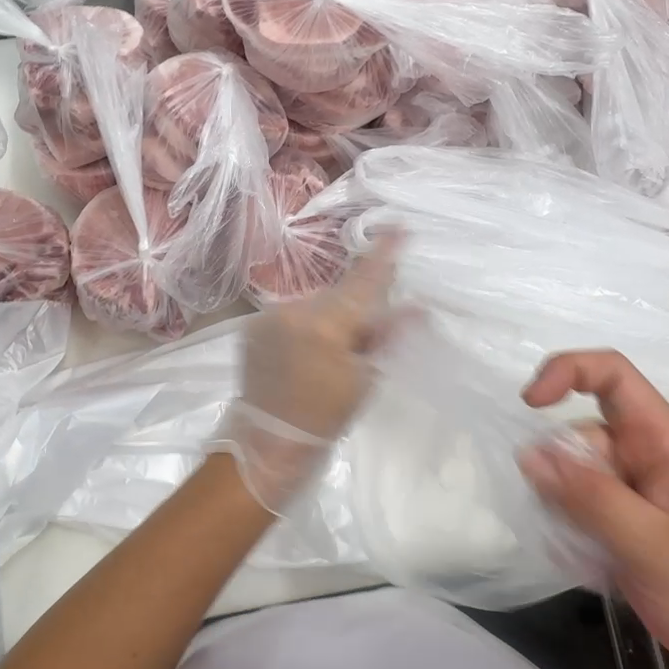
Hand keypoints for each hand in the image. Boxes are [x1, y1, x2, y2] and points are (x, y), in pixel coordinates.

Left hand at [211, 231, 401, 511]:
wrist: (268, 441)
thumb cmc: (324, 416)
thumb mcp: (364, 379)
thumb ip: (387, 336)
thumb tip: (416, 306)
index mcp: (326, 324)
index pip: (363, 281)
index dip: (383, 255)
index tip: (399, 227)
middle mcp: (294, 309)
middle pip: (337, 293)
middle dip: (355, 304)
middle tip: (365, 333)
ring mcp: (269, 315)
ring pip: (314, 303)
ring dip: (327, 317)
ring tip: (331, 351)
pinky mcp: (253, 324)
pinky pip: (291, 314)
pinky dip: (304, 325)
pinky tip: (305, 352)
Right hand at [517, 351, 668, 668]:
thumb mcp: (655, 546)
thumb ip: (591, 497)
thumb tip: (528, 452)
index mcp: (667, 443)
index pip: (613, 375)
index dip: (567, 371)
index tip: (529, 403)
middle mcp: (647, 457)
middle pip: (581, 432)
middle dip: (561, 470)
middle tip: (573, 522)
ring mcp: (635, 493)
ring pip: (572, 473)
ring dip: (563, 508)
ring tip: (587, 555)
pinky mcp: (624, 526)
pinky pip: (577, 508)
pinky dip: (570, 531)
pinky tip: (588, 568)